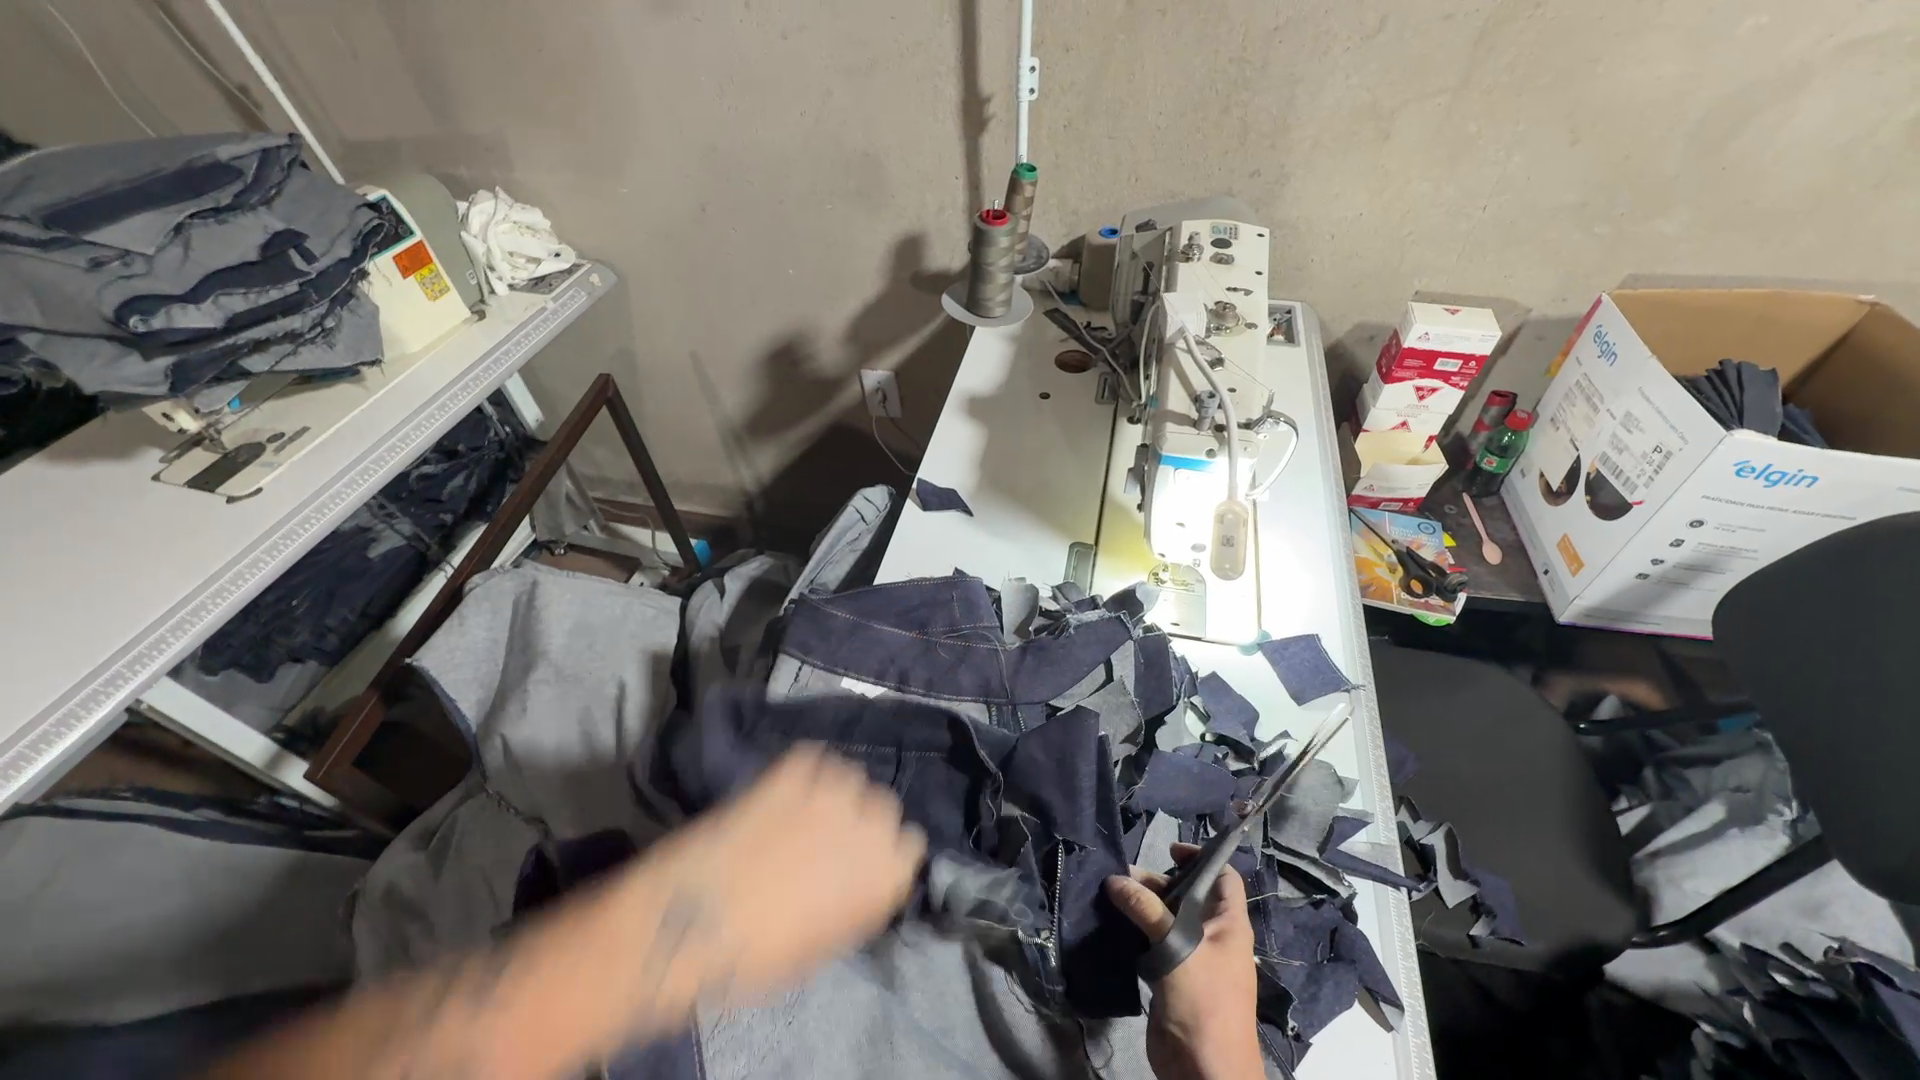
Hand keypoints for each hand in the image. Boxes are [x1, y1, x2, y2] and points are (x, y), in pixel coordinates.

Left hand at [622, 743, 928, 1003]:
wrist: (693, 923)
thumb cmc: (760, 955)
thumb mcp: (826, 945)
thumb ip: (859, 905)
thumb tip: (865, 886)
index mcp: (886, 872)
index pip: (910, 846)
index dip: (882, 856)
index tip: (861, 866)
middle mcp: (871, 823)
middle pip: (883, 806)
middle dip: (861, 821)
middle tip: (828, 841)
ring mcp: (830, 791)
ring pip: (849, 778)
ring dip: (833, 794)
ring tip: (804, 814)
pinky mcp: (790, 772)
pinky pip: (812, 759)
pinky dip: (803, 773)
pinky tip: (785, 794)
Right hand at [1106, 844, 1263, 1079]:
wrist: (1205, 1071)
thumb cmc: (1203, 1000)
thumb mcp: (1177, 946)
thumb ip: (1146, 909)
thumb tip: (1114, 880)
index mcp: (1229, 924)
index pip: (1223, 877)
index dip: (1201, 858)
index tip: (1168, 851)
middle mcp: (1213, 937)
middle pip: (1187, 897)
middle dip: (1157, 884)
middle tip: (1121, 878)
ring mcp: (1193, 960)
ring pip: (1167, 922)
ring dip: (1141, 909)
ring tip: (1109, 898)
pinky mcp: (1172, 981)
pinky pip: (1154, 947)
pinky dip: (1135, 935)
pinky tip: (1112, 927)